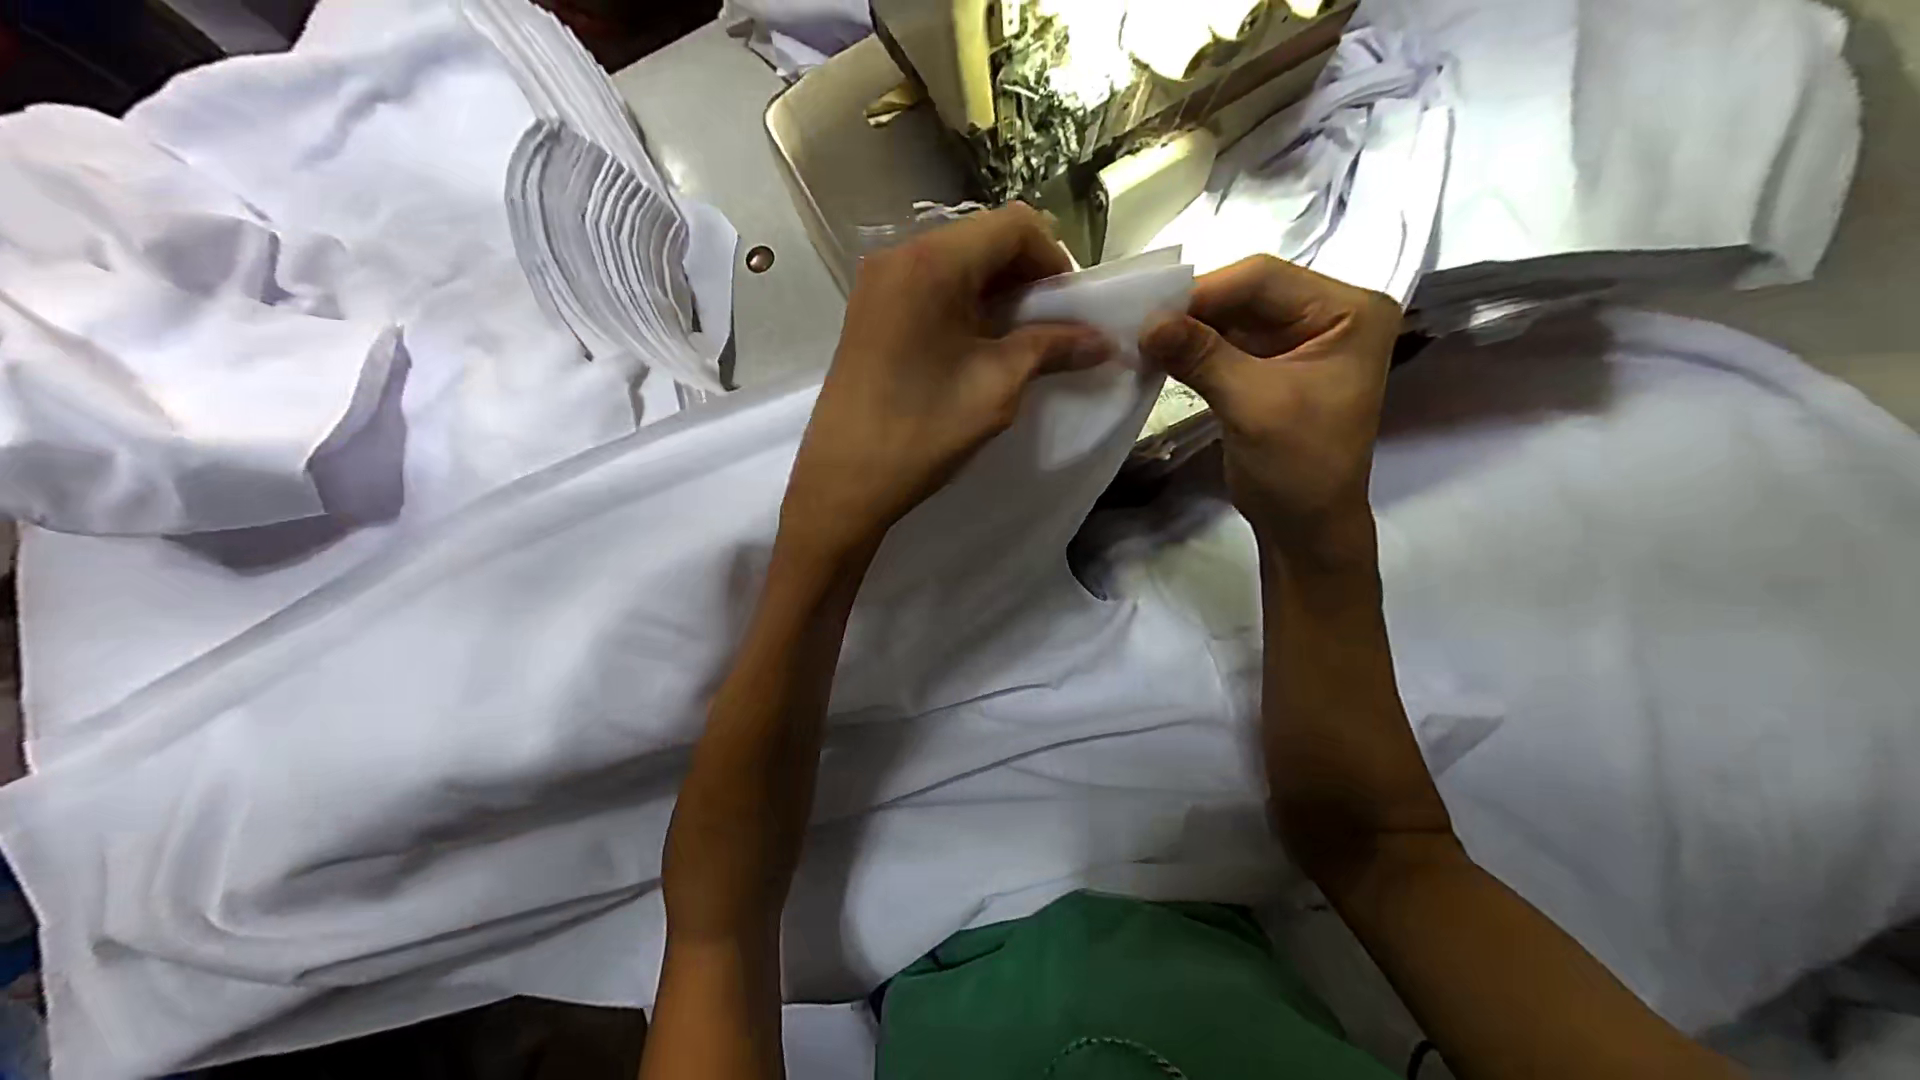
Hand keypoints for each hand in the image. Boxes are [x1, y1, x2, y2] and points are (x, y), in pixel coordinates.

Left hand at [781, 204, 1111, 559]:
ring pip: (957, 262)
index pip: (1014, 226)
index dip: (1055, 258)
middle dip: (1027, 276)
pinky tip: (978, 345)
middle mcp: (899, 256)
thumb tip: (1102, 342)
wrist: (842, 482)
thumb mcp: (996, 387)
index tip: (1071, 307)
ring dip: (997, 291)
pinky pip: (930, 286)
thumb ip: (1051, 349)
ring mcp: (878, 282)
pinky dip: (964, 303)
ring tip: (1018, 340)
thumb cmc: (921, 431)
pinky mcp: (870, 310)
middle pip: (983, 238)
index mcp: (931, 263)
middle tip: (1052, 325)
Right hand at [1139, 255, 1401, 559]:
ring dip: (1188, 328)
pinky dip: (1192, 349)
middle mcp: (1326, 315)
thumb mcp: (1253, 405)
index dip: (1205, 292)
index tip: (1150, 312)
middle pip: (1247, 293)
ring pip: (1230, 316)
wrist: (1304, 525)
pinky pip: (1223, 343)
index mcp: (1349, 312)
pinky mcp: (1267, 364)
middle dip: (1193, 309)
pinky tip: (1159, 354)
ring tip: (1142, 339)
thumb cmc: (1299, 467)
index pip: (1265, 279)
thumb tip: (1147, 322)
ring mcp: (1295, 340)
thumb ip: (1203, 357)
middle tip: (1139, 324)